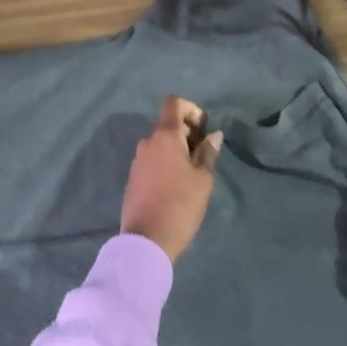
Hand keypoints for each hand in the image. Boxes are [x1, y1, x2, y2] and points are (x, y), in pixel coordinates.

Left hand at [120, 94, 223, 260]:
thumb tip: (213, 135)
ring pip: (160, 144)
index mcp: (164, 136)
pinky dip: (165, 163)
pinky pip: (152, 160)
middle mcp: (147, 142)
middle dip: (188, 133)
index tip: (204, 130)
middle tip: (204, 157)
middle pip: (168, 125)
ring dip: (177, 150)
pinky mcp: (133, 178)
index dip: (191, 109)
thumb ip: (208, 153)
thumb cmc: (180, 205)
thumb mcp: (202, 179)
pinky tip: (176, 187)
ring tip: (192, 175)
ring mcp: (137, 160)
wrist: (146, 241)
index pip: (174, 103)